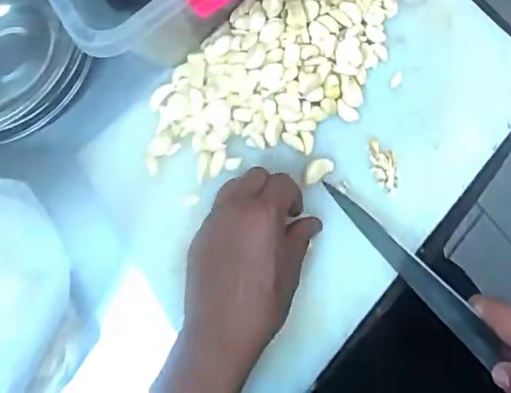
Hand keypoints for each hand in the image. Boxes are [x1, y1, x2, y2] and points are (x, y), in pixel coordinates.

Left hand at [154, 168, 322, 392]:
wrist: (217, 333)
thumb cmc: (260, 307)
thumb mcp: (289, 274)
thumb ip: (299, 240)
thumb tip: (310, 222)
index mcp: (262, 213)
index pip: (282, 182)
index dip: (294, 195)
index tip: (296, 215)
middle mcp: (235, 206)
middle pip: (256, 176)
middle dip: (271, 188)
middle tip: (279, 215)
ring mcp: (214, 217)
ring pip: (234, 185)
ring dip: (250, 194)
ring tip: (258, 223)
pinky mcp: (200, 231)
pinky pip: (219, 207)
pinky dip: (233, 210)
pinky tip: (239, 238)